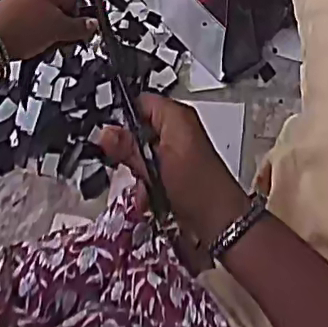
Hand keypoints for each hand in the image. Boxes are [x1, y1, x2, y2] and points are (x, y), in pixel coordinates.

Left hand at [0, 0, 93, 60]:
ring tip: (51, 46)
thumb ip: (80, 27)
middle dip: (66, 26)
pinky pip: (32, 27)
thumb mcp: (59, 28)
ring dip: (52, 34)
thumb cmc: (18, 26)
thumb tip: (91, 25)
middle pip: (60, 8)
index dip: (83, 16)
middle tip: (69, 40)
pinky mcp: (11, 19)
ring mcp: (21, 3)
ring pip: (46, 19)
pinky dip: (37, 38)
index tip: (86, 30)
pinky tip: (36, 49)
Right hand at [99, 94, 250, 253]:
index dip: (122, 117)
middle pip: (139, 129)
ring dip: (138, 172)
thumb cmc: (197, 188)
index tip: (109, 138)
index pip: (139, 102)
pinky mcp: (178, 169)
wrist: (222, 224)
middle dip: (130, 152)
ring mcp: (178, 149)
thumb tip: (105, 133)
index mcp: (175, 115)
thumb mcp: (155, 167)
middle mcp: (177, 128)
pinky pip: (154, 167)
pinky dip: (149, 182)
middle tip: (128, 167)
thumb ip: (128, 148)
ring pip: (144, 152)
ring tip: (143, 189)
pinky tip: (149, 198)